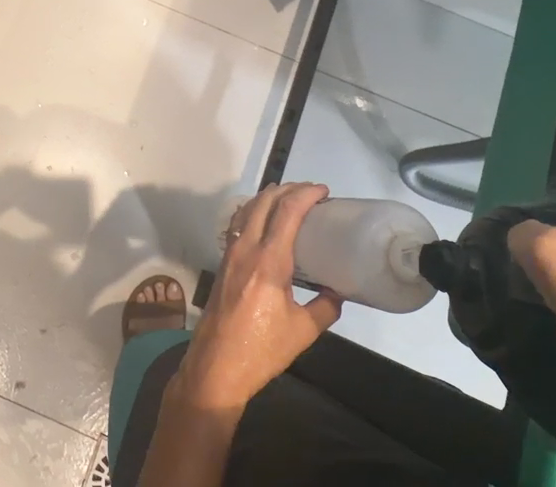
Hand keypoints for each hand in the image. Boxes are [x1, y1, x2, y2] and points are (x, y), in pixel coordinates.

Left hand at [175, 183, 342, 410]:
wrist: (217, 366)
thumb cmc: (262, 349)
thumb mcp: (303, 331)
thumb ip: (326, 308)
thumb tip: (338, 292)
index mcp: (269, 261)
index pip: (287, 212)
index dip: (306, 194)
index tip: (324, 191)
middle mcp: (246, 249)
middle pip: (264, 202)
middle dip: (288, 189)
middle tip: (310, 191)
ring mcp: (230, 254)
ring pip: (247, 210)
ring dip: (268, 197)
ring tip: (289, 197)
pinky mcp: (223, 263)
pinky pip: (238, 224)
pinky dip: (253, 211)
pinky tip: (264, 220)